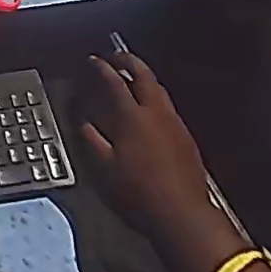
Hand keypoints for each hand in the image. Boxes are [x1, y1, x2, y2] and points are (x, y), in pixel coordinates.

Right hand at [77, 51, 226, 271]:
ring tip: (131, 76)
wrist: (182, 214)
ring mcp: (175, 124)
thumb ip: (92, 139)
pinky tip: (148, 107)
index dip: (102, 67)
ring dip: (144, 78)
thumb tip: (84, 124)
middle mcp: (156, 115)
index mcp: (132, 118)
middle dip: (129, 61)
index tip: (94, 60)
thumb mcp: (105, 166)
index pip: (115, 82)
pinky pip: (168, 106)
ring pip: (160, 89)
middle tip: (116, 57)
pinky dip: (154, 97)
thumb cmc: (139, 192)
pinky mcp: (186, 137)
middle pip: (144, 75)